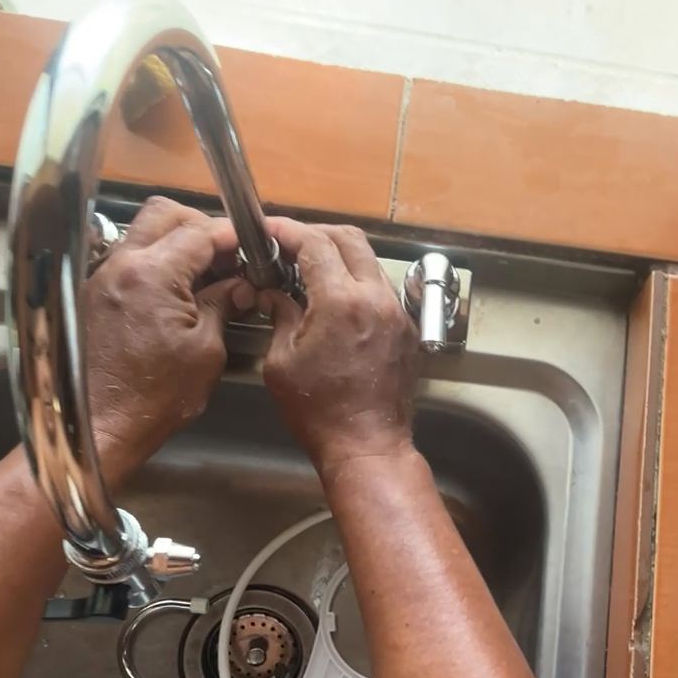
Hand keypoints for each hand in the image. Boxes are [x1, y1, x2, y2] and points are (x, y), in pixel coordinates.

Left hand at [82, 197, 240, 487]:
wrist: (104, 422)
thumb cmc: (157, 396)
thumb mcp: (206, 350)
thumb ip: (221, 305)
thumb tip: (238, 285)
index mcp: (152, 275)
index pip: (198, 232)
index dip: (229, 235)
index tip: (249, 245)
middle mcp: (120, 265)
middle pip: (163, 216)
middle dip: (200, 227)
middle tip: (227, 253)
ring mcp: (102, 277)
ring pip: (143, 234)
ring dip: (177, 244)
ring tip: (206, 274)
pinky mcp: (95, 294)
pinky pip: (130, 260)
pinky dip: (158, 263)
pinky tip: (179, 290)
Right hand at [253, 219, 420, 477]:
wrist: (368, 446)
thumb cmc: (322, 414)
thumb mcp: (283, 362)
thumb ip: (280, 316)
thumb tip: (274, 293)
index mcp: (341, 303)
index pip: (315, 243)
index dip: (288, 231)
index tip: (271, 231)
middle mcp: (376, 300)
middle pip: (350, 240)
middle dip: (318, 234)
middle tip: (291, 244)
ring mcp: (397, 316)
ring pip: (370, 263)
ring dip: (342, 258)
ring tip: (313, 272)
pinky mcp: (407, 333)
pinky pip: (383, 292)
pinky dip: (359, 284)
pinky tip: (338, 301)